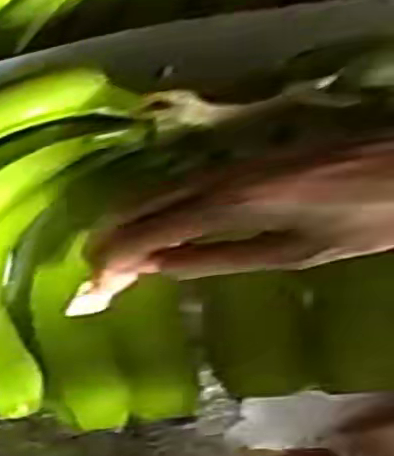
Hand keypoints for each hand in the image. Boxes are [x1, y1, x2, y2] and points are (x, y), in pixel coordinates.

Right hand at [86, 136, 393, 299]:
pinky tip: (155, 229)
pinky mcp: (250, 159)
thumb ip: (215, 260)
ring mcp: (237, 164)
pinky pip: (178, 187)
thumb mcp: (297, 253)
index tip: (90, 296)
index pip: (140, 238)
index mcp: (229, 206)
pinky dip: (151, 212)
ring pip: (151, 195)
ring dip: (123, 227)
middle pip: (135, 209)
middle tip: (94, 277)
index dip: (107, 268)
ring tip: (114, 257)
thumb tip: (154, 268)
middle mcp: (223, 179)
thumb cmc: (380, 216)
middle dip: (104, 244)